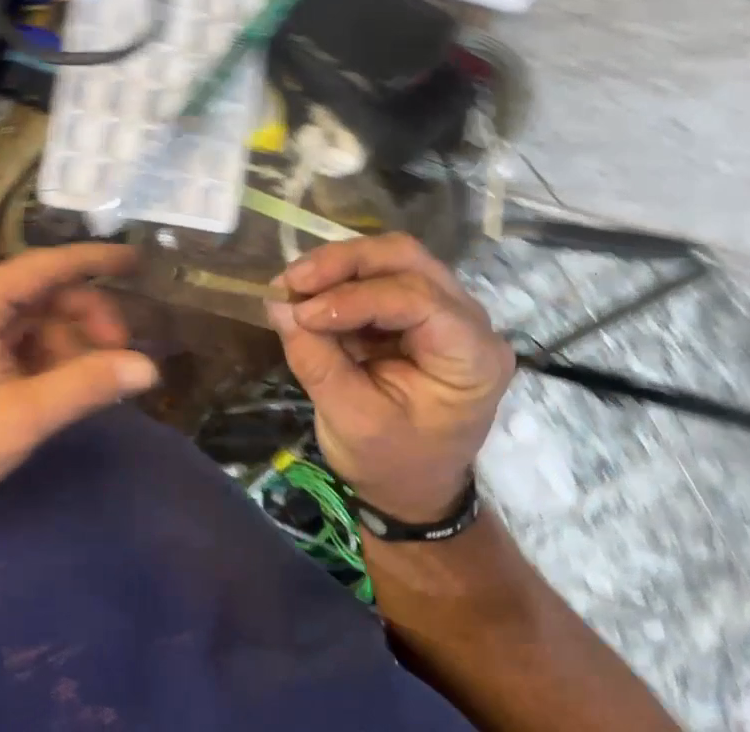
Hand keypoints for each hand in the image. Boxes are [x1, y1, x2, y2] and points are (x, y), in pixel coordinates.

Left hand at [0, 244, 158, 510]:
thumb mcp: (23, 416)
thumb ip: (86, 386)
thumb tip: (147, 368)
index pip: (47, 265)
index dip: (95, 260)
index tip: (138, 260)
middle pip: (45, 293)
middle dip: (88, 319)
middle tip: (122, 356)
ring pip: (37, 317)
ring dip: (69, 343)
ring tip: (92, 383)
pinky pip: (20, 337)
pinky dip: (47, 357)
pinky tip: (64, 386)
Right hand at [267, 235, 515, 522]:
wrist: (411, 489)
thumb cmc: (391, 463)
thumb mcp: (350, 419)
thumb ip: (316, 359)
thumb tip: (279, 304)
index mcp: (471, 357)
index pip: (417, 298)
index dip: (354, 297)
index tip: (303, 313)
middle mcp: (468, 323)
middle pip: (408, 260)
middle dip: (345, 263)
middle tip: (293, 281)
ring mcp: (445, 312)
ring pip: (392, 259)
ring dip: (338, 267)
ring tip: (292, 286)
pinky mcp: (417, 312)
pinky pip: (378, 277)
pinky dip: (338, 281)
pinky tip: (306, 296)